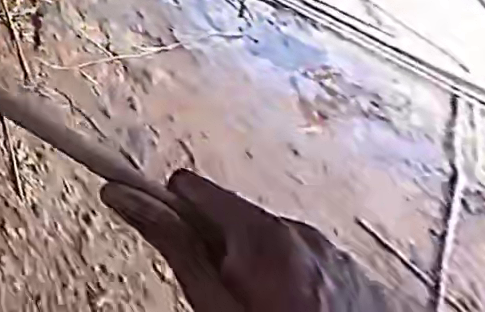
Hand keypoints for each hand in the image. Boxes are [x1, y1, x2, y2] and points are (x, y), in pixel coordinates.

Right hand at [103, 171, 411, 311]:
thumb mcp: (214, 304)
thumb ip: (171, 242)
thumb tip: (117, 190)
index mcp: (262, 233)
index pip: (187, 185)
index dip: (171, 210)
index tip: (171, 238)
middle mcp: (302, 232)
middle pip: (228, 211)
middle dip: (217, 241)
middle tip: (224, 291)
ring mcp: (340, 257)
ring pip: (267, 237)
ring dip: (255, 260)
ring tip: (267, 308)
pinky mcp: (368, 280)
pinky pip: (308, 259)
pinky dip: (295, 277)